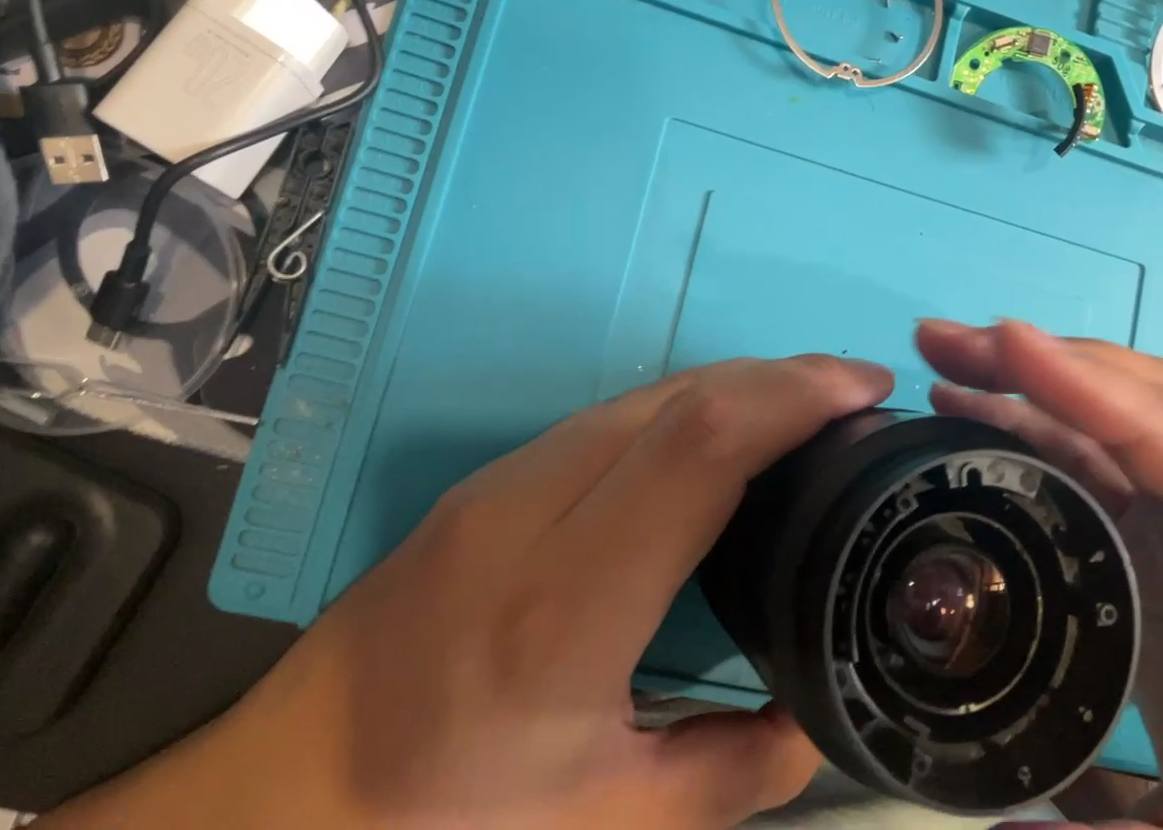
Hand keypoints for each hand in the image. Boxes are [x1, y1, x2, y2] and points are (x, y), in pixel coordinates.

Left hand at [38, 355, 893, 829]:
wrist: (297, 779)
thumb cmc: (449, 811)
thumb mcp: (610, 820)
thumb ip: (736, 772)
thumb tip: (820, 714)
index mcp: (572, 600)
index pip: (697, 446)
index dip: (790, 398)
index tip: (865, 390)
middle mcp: (534, 509)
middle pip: (676, 397)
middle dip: (779, 377)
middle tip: (856, 394)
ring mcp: (502, 482)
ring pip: (641, 397)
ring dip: (732, 385)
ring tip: (805, 408)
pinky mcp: (487, 480)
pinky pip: (607, 420)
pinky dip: (683, 409)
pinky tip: (719, 437)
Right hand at [916, 319, 1162, 829]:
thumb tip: (1004, 826)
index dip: (1121, 408)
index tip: (1014, 350)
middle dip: (1061, 367)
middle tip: (949, 343)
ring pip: (1142, 424)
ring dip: (1046, 377)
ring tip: (949, 358)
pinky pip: (1111, 457)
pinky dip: (1043, 419)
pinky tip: (980, 409)